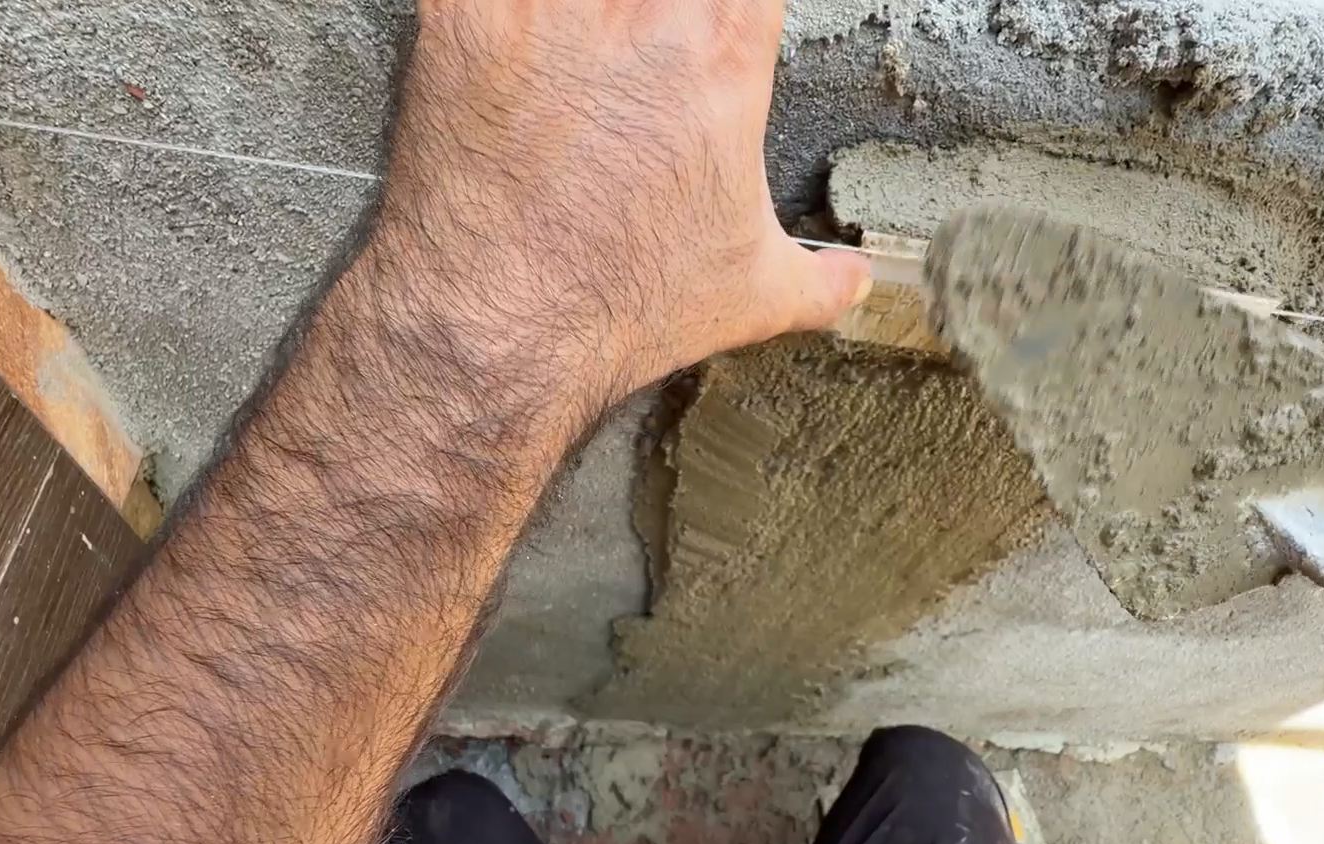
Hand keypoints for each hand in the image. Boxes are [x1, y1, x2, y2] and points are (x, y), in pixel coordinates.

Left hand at [363, 0, 870, 413]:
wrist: (508, 331)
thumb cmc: (628, 309)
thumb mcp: (754, 299)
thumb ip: (820, 281)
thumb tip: (856, 283)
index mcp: (722, 59)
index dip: (733, 8)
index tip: (720, 28)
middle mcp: (644, 13)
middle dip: (658, 18)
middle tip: (643, 55)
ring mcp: (549, 10)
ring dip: (587, 16)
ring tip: (584, 68)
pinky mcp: (467, 25)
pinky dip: (497, 12)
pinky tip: (512, 44)